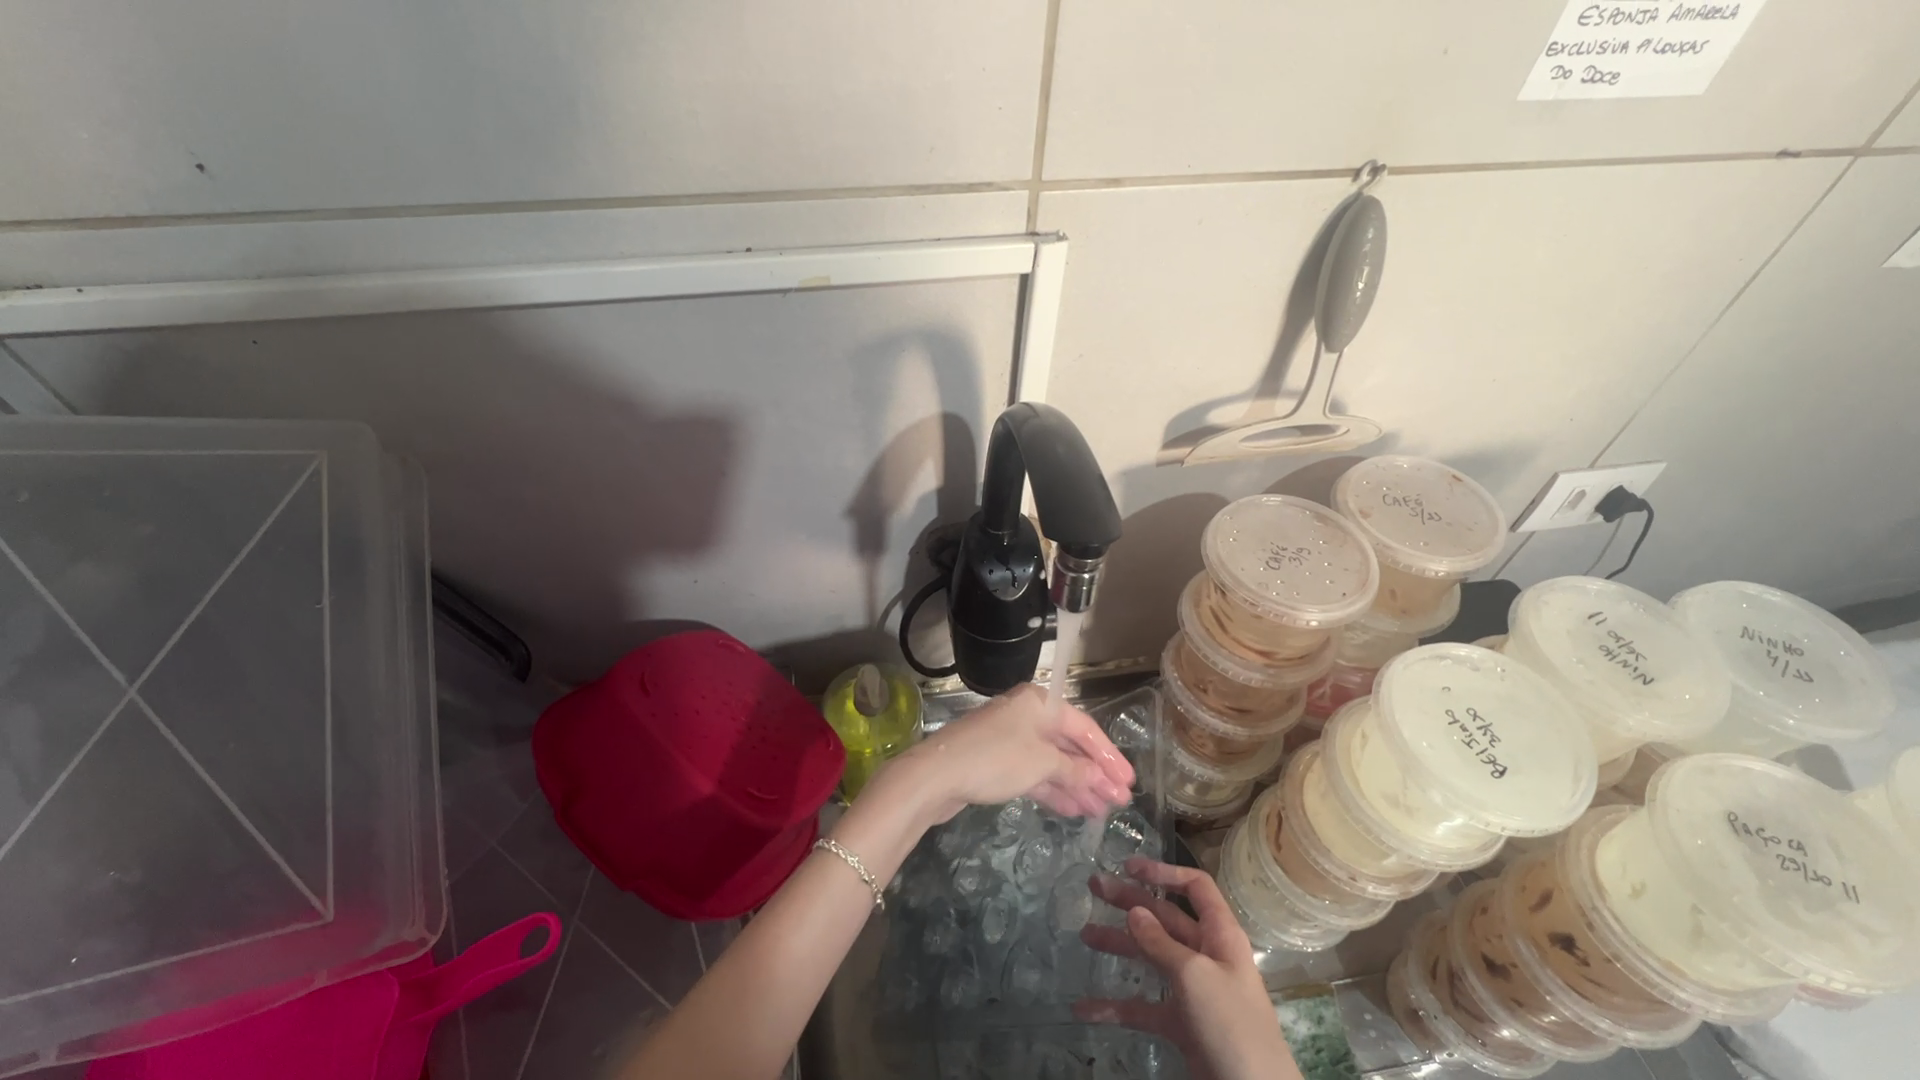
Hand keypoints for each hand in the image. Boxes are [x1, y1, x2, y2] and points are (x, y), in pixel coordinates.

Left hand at [888, 683, 1134, 823]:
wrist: (935, 776)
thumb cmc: (994, 759)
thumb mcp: (1042, 763)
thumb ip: (1076, 770)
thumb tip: (1101, 778)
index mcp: (1039, 703)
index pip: (1085, 728)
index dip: (1109, 756)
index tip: (1129, 783)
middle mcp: (1026, 716)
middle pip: (1069, 745)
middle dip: (1094, 774)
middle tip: (1118, 802)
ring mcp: (1010, 740)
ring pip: (1052, 763)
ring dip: (1077, 786)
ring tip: (1099, 812)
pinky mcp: (997, 764)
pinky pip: (1034, 775)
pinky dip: (1053, 790)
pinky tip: (1073, 810)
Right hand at [1073, 859, 1298, 1079]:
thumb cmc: (1231, 1025)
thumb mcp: (1195, 976)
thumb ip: (1161, 943)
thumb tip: (1135, 910)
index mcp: (1220, 935)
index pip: (1195, 888)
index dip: (1164, 872)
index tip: (1127, 867)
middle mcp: (1206, 955)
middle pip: (1165, 918)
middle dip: (1130, 902)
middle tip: (1093, 887)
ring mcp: (1193, 990)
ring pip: (1150, 957)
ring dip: (1119, 945)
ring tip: (1084, 936)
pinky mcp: (1181, 1023)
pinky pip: (1143, 1007)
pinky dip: (1115, 1007)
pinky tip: (1084, 1008)